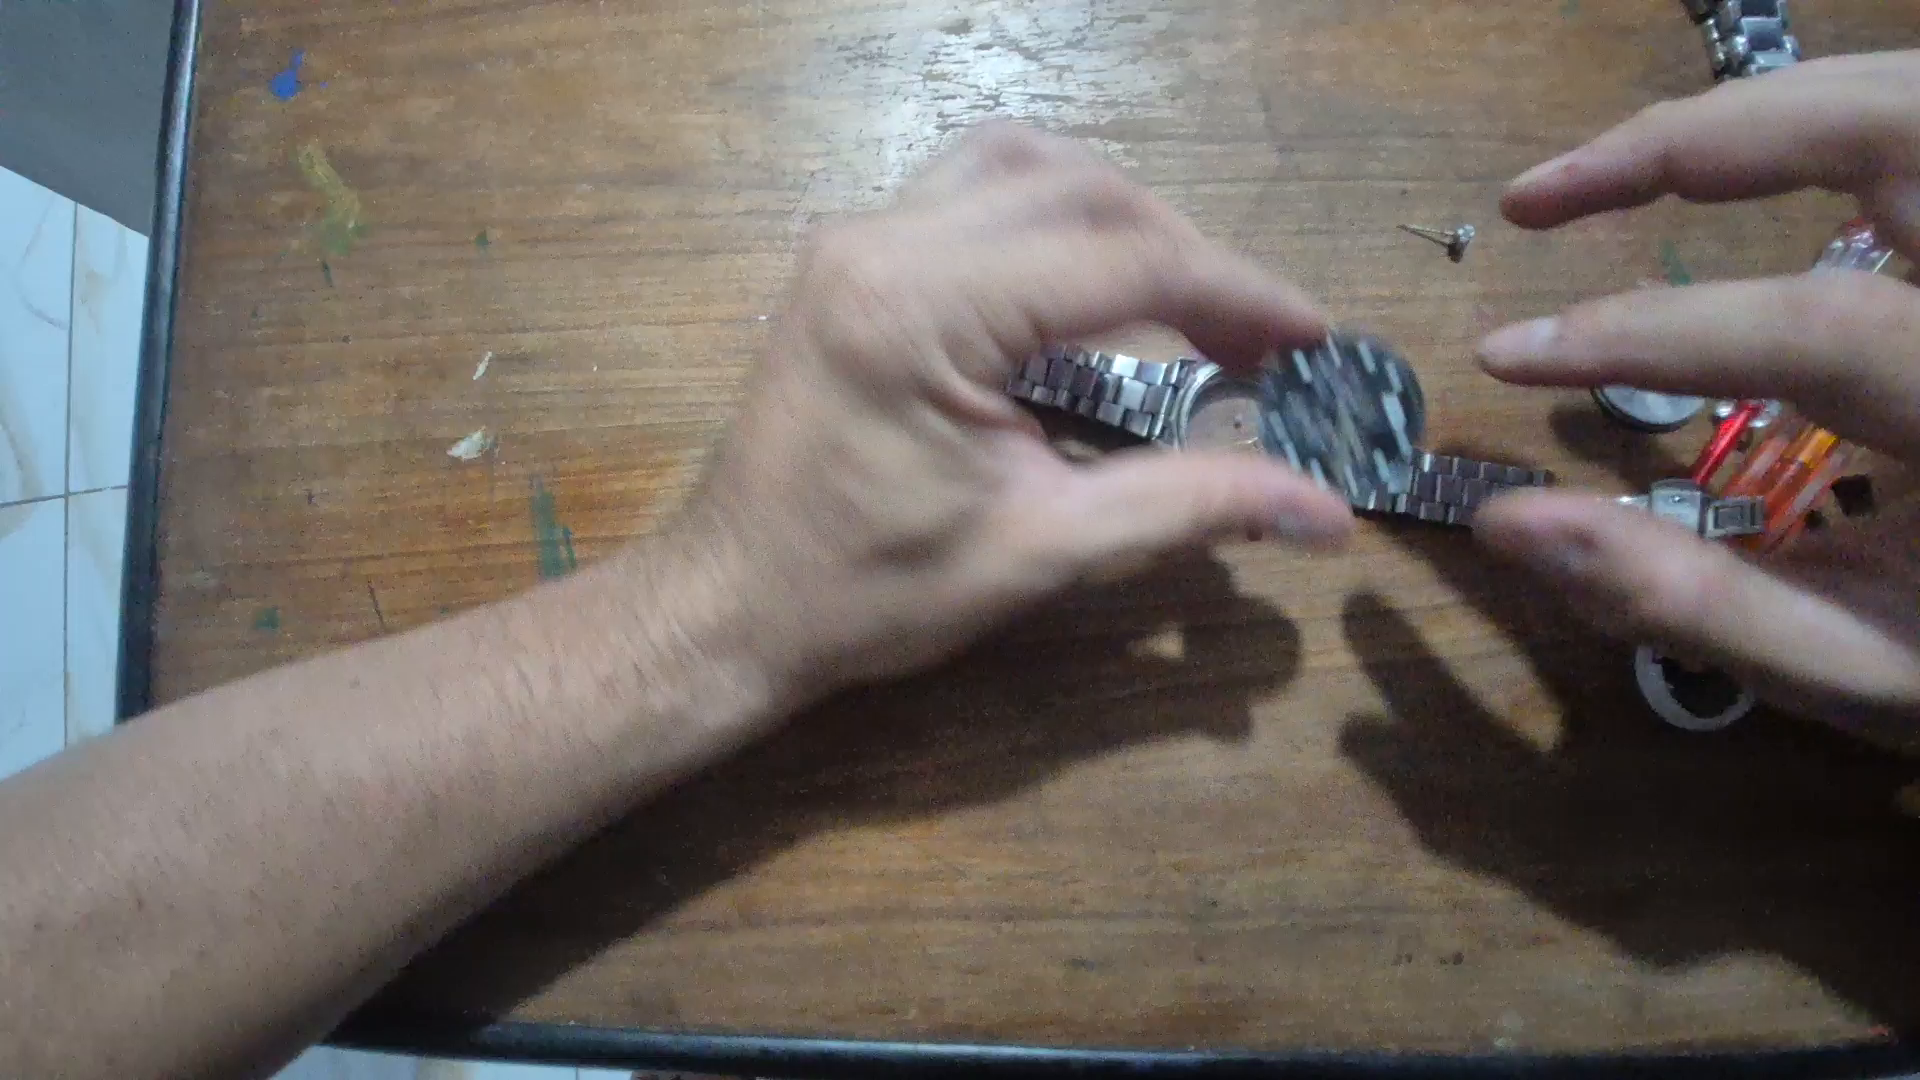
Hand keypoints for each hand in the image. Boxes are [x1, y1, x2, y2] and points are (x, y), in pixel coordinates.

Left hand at [681, 122, 1352, 706]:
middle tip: (1250, 331)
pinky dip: (1044, 222)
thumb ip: (1184, 508)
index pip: (1120, 259)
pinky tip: (1079, 280)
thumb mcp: (1037, 550)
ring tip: (1180, 292)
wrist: (735, 605)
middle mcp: (880, 242)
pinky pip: (965, 197)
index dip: (1235, 294)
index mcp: (921, 310)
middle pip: (1077, 190)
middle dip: (1184, 253)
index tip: (1309, 335)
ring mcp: (852, 242)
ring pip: (1018, 167)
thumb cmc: (868, 596)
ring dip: (1115, 216)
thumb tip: (1322, 511)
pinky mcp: (845, 264)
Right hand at [1470, 52, 1919, 732]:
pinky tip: (1711, 177)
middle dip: (1683, 148)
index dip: (1633, 337)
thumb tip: (1503, 519)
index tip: (1499, 355)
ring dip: (1731, 124)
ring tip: (1587, 179)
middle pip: (1895, 131)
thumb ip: (1674, 595)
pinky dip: (1799, 136)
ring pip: (1910, 104)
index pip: (1810, 332)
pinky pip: (1913, 150)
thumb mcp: (1848, 662)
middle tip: (1534, 199)